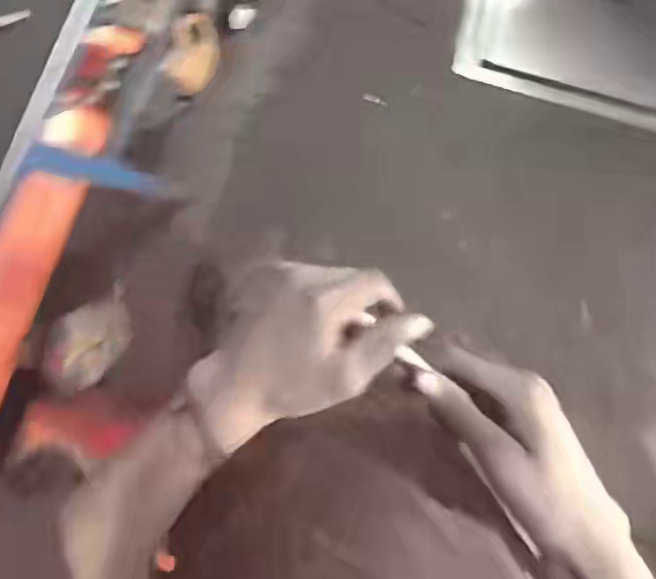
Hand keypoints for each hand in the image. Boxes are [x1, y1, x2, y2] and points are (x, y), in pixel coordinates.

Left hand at [185, 261, 432, 453]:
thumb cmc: (292, 386)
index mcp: (324, 297)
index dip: (391, 299)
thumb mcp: (346, 376)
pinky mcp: (267, 271)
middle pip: (351, 274)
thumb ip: (384, 344)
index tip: (392, 323)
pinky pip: (306, 274)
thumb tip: (420, 320)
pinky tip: (307, 320)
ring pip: (329, 273)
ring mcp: (282, 269)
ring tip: (332, 330)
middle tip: (360, 334)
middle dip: (364, 299)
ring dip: (340, 295)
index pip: (374, 280)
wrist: (235, 382)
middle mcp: (303, 273)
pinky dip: (317, 291)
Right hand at [415, 345, 649, 578]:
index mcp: (520, 384)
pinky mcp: (529, 413)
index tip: (393, 367)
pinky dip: (464, 398)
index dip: (425, 359)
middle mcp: (524, 379)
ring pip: (474, 375)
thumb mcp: (496, 457)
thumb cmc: (545, 500)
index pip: (459, 356)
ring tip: (423, 403)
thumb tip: (418, 373)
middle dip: (435, 369)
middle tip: (403, 386)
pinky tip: (451, 417)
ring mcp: (529, 395)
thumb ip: (458, 411)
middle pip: (467, 360)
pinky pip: (486, 392)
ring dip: (447, 384)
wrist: (593, 543)